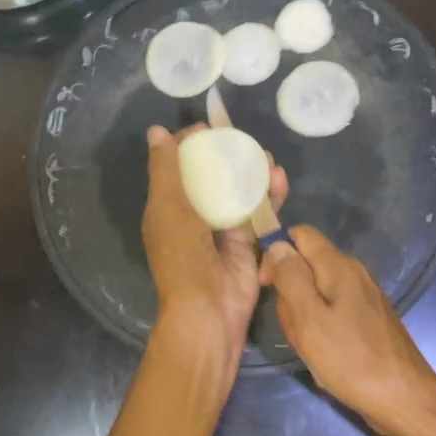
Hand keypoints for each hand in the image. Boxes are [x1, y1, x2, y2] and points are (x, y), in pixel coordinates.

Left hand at [142, 125, 287, 361]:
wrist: (209, 307)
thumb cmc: (182, 255)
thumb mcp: (167, 206)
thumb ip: (165, 169)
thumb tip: (156, 130)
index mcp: (167, 210)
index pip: (177, 170)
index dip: (189, 146)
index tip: (207, 128)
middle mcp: (193, 217)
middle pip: (211, 178)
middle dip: (227, 156)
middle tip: (243, 137)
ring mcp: (222, 230)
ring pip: (239, 193)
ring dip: (252, 173)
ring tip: (266, 154)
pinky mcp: (248, 242)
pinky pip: (260, 212)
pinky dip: (270, 195)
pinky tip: (279, 177)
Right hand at [260, 226, 435, 435]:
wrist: (403, 398)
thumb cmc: (350, 359)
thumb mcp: (309, 318)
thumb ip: (290, 277)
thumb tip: (277, 245)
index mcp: (338, 266)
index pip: (300, 234)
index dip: (276, 252)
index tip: (266, 286)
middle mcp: (354, 273)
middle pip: (307, 265)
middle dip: (290, 292)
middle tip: (293, 327)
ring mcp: (364, 296)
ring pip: (317, 292)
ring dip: (303, 315)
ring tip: (308, 346)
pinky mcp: (369, 318)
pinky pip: (333, 311)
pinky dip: (320, 327)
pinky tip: (324, 353)